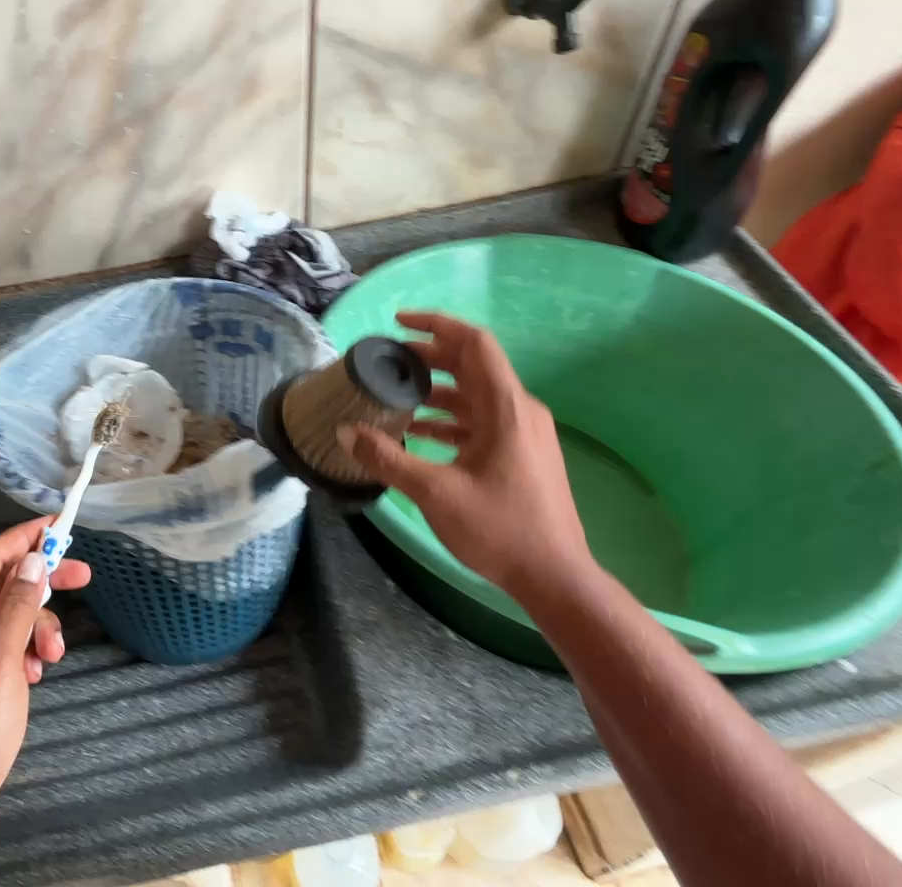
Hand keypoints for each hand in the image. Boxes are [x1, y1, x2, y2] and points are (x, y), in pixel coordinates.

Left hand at [0, 517, 89, 885]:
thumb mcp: (1, 663)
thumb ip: (18, 608)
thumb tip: (31, 561)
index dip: (22, 538)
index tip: (57, 524)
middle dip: (40, 584)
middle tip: (85, 577)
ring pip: (4, 622)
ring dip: (35, 629)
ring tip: (54, 657)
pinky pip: (0, 651)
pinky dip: (23, 654)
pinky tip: (36, 675)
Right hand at [339, 312, 592, 598]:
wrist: (555, 577)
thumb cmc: (499, 528)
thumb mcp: (434, 492)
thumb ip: (388, 459)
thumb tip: (347, 433)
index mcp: (506, 408)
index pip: (474, 344)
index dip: (436, 325)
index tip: (399, 324)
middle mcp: (520, 412)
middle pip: (473, 367)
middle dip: (430, 358)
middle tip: (389, 362)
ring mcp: (525, 435)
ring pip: (476, 396)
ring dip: (437, 391)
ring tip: (396, 395)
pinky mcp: (522, 456)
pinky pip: (483, 422)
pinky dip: (451, 420)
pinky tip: (419, 435)